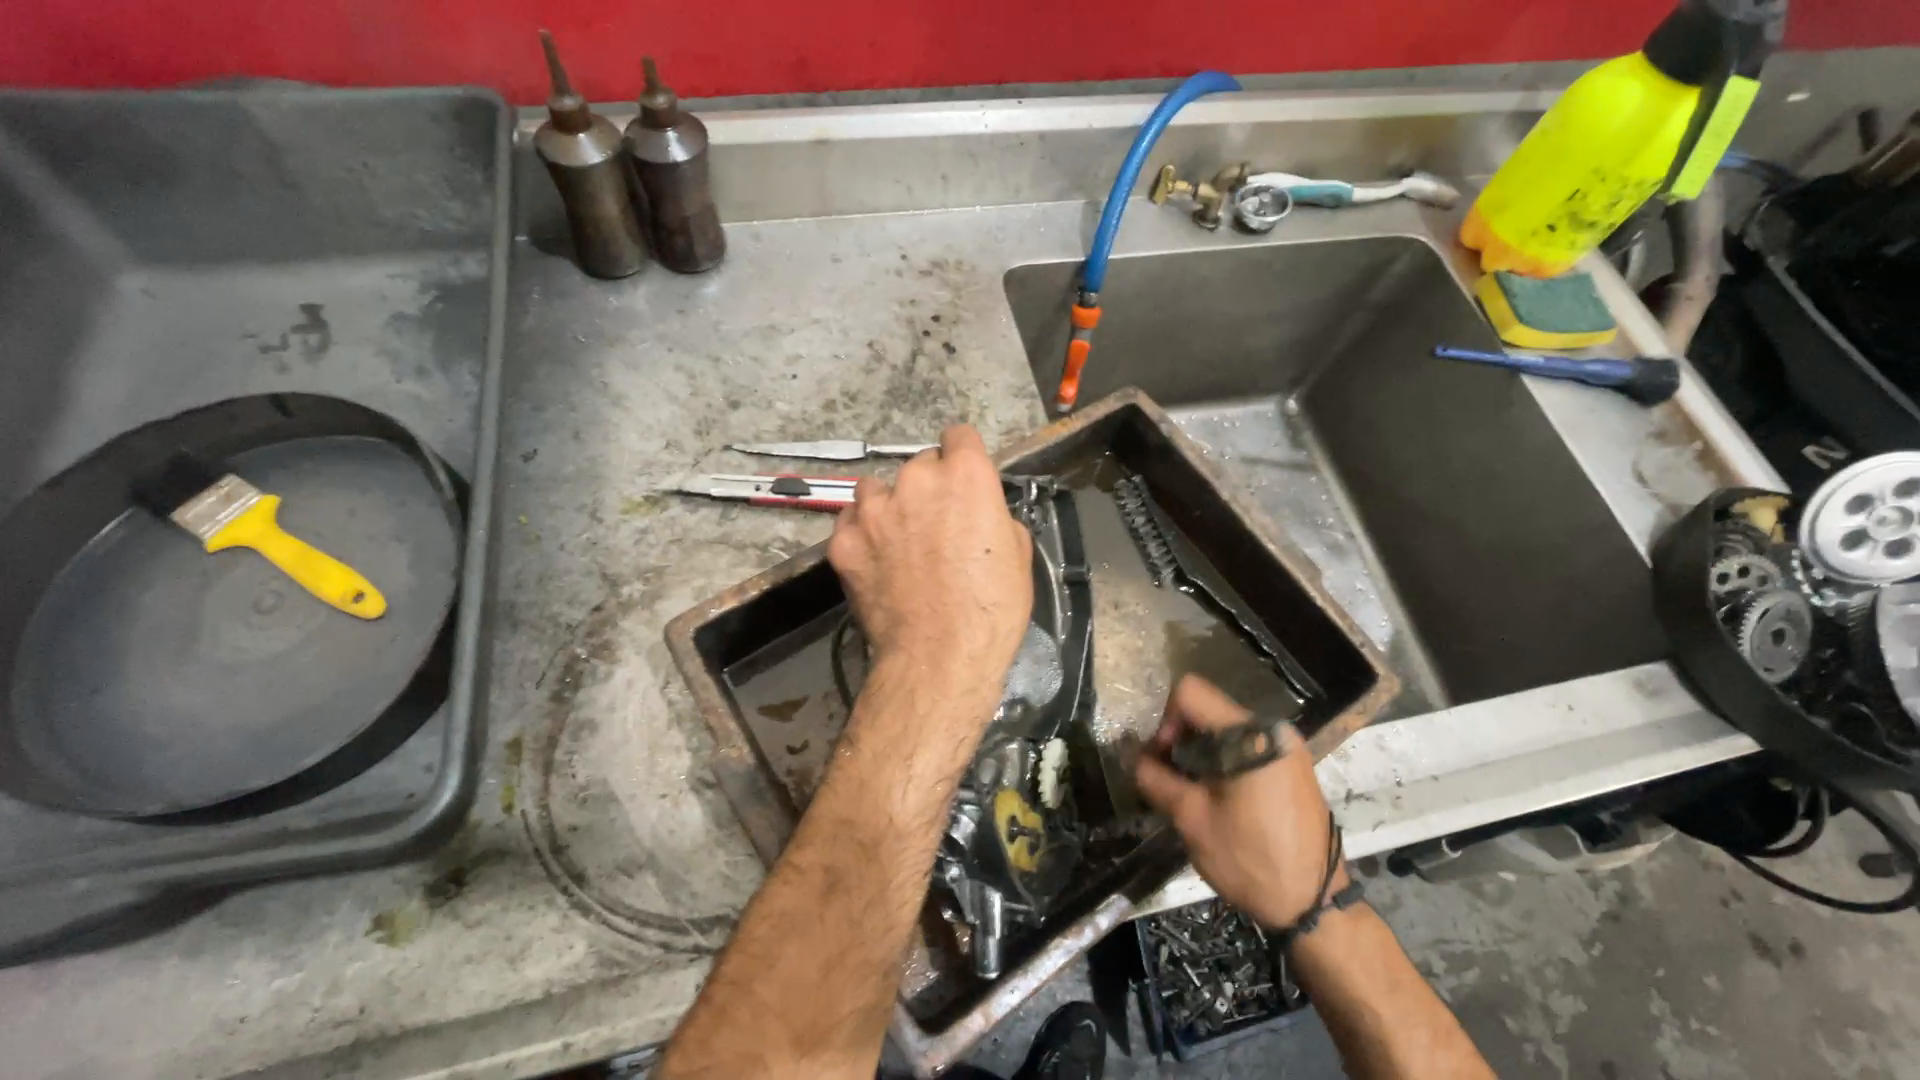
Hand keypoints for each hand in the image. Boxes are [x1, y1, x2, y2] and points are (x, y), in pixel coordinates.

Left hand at [827, 425, 1032, 699]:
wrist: (939, 657)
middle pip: (919, 464)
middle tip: (936, 526)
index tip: (963, 479)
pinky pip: (850, 521)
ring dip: (889, 506)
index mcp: (965, 475)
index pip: (959, 437)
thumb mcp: (1018, 553)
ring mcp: (873, 510)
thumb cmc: (991, 608)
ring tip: (899, 541)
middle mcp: (915, 480)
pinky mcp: (843, 541)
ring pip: (877, 489)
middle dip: (928, 488)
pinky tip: (875, 561)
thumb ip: (994, 516)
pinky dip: (862, 535)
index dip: (963, 458)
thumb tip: (980, 513)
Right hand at [1134, 675, 1346, 928]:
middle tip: (1170, 778)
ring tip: (1192, 791)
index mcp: (1252, 735)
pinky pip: (1249, 746)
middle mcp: (1274, 730)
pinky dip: (1225, 760)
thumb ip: (1156, 780)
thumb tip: (1132, 758)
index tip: (1163, 759)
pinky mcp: (1294, 767)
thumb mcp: (1193, 820)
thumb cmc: (1251, 860)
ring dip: (1202, 751)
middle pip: (1210, 710)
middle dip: (1181, 738)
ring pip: (1228, 729)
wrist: (1315, 905)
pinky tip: (1220, 797)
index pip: (1190, 693)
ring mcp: (1289, 748)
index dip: (1165, 720)